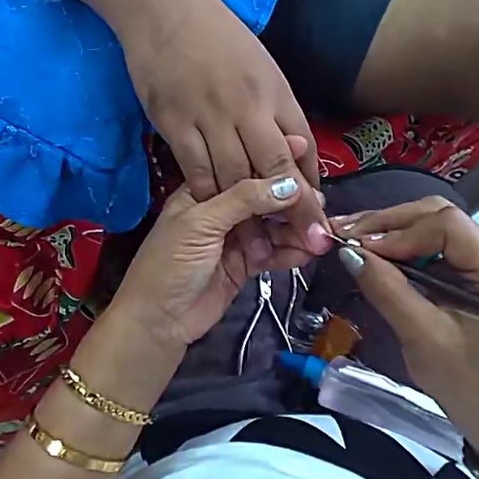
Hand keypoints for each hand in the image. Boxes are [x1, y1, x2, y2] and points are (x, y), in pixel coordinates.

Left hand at [104, 170, 312, 348]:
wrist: (157, 321)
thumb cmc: (170, 264)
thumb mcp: (202, 223)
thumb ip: (245, 199)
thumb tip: (290, 182)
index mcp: (205, 190)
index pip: (245, 169)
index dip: (275, 165)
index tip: (306, 158)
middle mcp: (222, 210)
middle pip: (265, 199)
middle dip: (294, 202)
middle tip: (320, 208)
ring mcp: (235, 239)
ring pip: (274, 227)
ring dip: (296, 230)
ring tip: (320, 236)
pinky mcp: (244, 265)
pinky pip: (273, 253)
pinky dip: (290, 252)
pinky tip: (306, 253)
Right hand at [117, 0, 329, 258]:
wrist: (162, 7)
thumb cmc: (217, 36)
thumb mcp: (262, 68)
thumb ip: (278, 112)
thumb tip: (294, 152)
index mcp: (275, 92)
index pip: (303, 147)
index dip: (312, 187)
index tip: (319, 218)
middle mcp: (248, 107)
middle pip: (277, 170)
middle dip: (295, 213)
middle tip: (308, 244)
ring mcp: (210, 117)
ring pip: (236, 178)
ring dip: (250, 216)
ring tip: (261, 246)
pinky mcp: (175, 125)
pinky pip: (197, 172)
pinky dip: (210, 197)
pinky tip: (218, 217)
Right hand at [332, 196, 478, 427]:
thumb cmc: (458, 375)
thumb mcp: (420, 335)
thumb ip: (388, 290)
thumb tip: (349, 253)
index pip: (450, 227)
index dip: (401, 232)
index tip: (360, 248)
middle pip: (440, 216)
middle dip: (389, 224)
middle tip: (345, 234)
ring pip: (432, 221)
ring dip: (389, 228)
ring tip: (349, 236)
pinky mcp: (467, 262)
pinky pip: (430, 238)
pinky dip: (397, 240)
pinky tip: (369, 245)